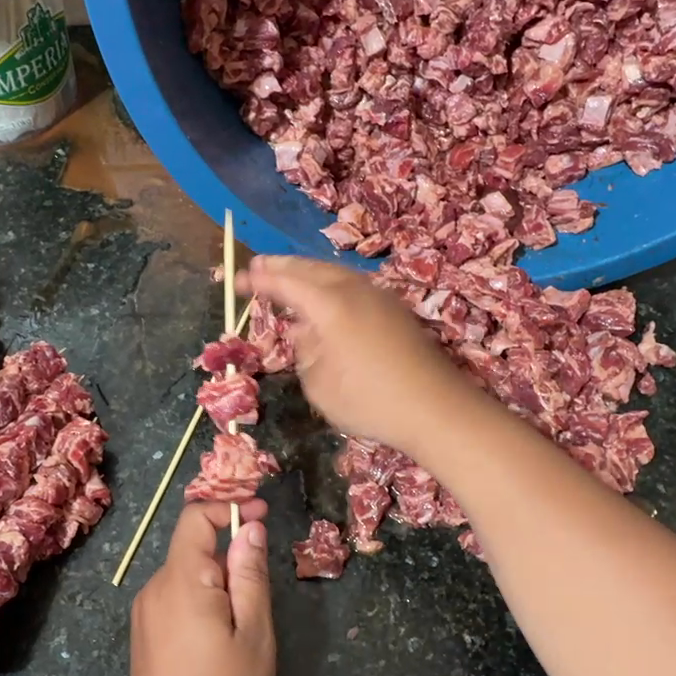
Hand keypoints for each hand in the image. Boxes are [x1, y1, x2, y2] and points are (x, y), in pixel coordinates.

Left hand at [117, 500, 274, 675]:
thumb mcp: (253, 634)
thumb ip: (250, 575)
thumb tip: (250, 527)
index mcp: (181, 581)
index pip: (195, 517)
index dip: (229, 507)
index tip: (263, 515)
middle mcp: (156, 587)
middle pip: (193, 546)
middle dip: (230, 555)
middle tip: (261, 594)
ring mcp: (146, 610)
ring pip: (187, 573)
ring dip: (219, 582)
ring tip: (243, 628)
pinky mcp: (145, 630)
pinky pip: (177, 595)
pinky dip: (203, 599)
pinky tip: (220, 640)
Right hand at [240, 254, 475, 456]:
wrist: (437, 409)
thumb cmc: (370, 402)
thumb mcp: (319, 385)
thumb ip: (304, 351)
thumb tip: (305, 332)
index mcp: (330, 305)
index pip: (286, 283)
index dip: (260, 281)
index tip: (238, 280)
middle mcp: (354, 290)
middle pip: (312, 268)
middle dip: (283, 266)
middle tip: (258, 266)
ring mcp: (380, 297)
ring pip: (336, 273)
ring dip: (308, 272)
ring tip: (288, 276)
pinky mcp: (395, 310)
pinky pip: (353, 285)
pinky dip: (330, 283)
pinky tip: (325, 299)